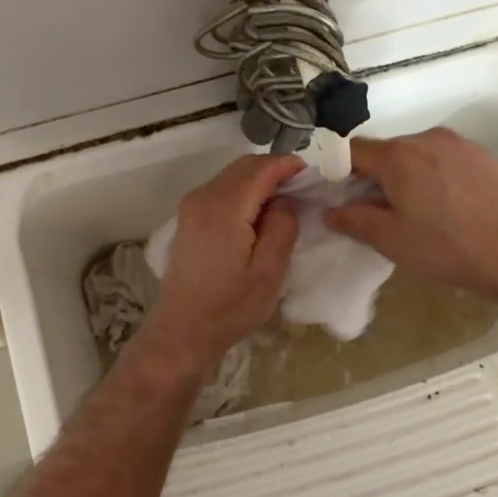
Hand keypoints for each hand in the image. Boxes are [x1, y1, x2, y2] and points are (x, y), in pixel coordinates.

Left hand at [139, 153, 303, 371]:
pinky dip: (244, 192)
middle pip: (245, 166)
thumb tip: (286, 201)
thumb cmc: (229, 308)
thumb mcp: (269, 272)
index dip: (290, 166)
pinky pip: (222, 190)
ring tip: (285, 205)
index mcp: (224, 208)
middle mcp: (203, 197)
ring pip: (232, 175)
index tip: (314, 176)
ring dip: (259, 181)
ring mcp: (191, 206)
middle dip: (276, 171)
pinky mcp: (189, 218)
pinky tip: (259, 216)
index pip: (262, 168)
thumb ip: (282, 228)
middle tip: (303, 191)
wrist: (182, 331)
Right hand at [324, 129, 497, 306]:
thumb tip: (330, 210)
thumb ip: (354, 220)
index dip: (338, 170)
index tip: (338, 195)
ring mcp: (460, 143)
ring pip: (417, 153)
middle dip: (374, 175)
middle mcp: (427, 138)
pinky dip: (435, 175)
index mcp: (399, 156)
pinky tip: (446, 205)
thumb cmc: (448, 250)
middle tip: (376, 210)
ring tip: (416, 210)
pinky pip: (445, 158)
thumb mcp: (392, 242)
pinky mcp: (484, 154)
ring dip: (407, 175)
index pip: (352, 150)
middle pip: (386, 150)